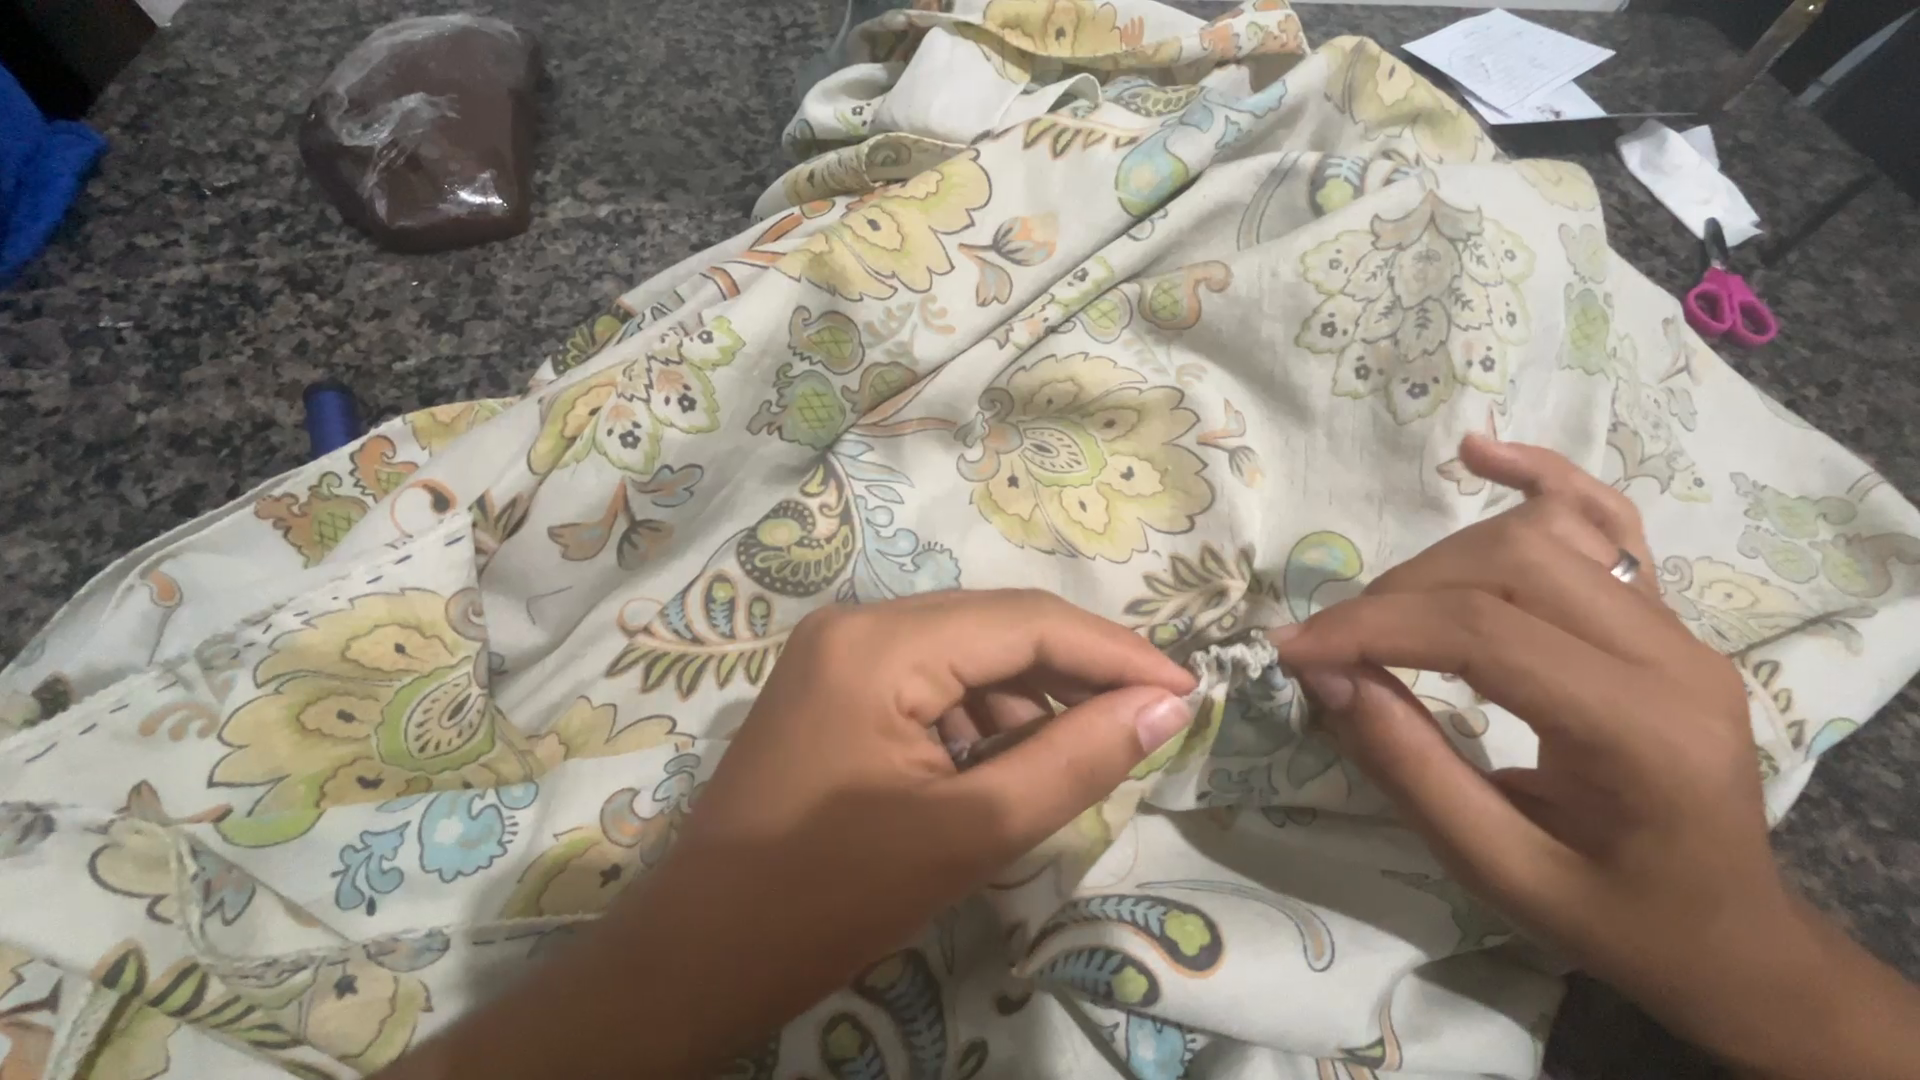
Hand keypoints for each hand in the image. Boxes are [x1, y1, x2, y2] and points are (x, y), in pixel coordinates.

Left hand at [653, 589, 1196, 1033]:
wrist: (701, 953)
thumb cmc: (831, 897)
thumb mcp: (970, 832)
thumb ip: (1077, 760)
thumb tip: (1165, 706)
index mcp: (881, 642)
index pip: (1026, 621)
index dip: (1115, 653)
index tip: (1186, 690)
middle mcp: (857, 622)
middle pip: (996, 628)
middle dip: (1075, 673)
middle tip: (1147, 720)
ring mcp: (839, 651)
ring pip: (966, 654)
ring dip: (1028, 699)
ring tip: (1074, 757)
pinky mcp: (834, 684)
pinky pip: (930, 679)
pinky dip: (980, 716)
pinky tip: (1002, 764)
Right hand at [1271, 435, 1919, 1078]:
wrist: (1730, 936)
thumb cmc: (1611, 915)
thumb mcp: (1494, 868)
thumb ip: (1406, 765)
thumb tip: (1324, 673)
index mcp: (1639, 729)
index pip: (1483, 631)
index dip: (1370, 628)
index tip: (1293, 649)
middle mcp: (1672, 655)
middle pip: (1506, 564)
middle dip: (1394, 596)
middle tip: (1335, 649)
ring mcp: (1677, 626)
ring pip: (1539, 533)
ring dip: (1436, 561)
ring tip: (1381, 611)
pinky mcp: (1663, 616)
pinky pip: (1603, 519)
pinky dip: (1538, 478)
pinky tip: (1480, 453)